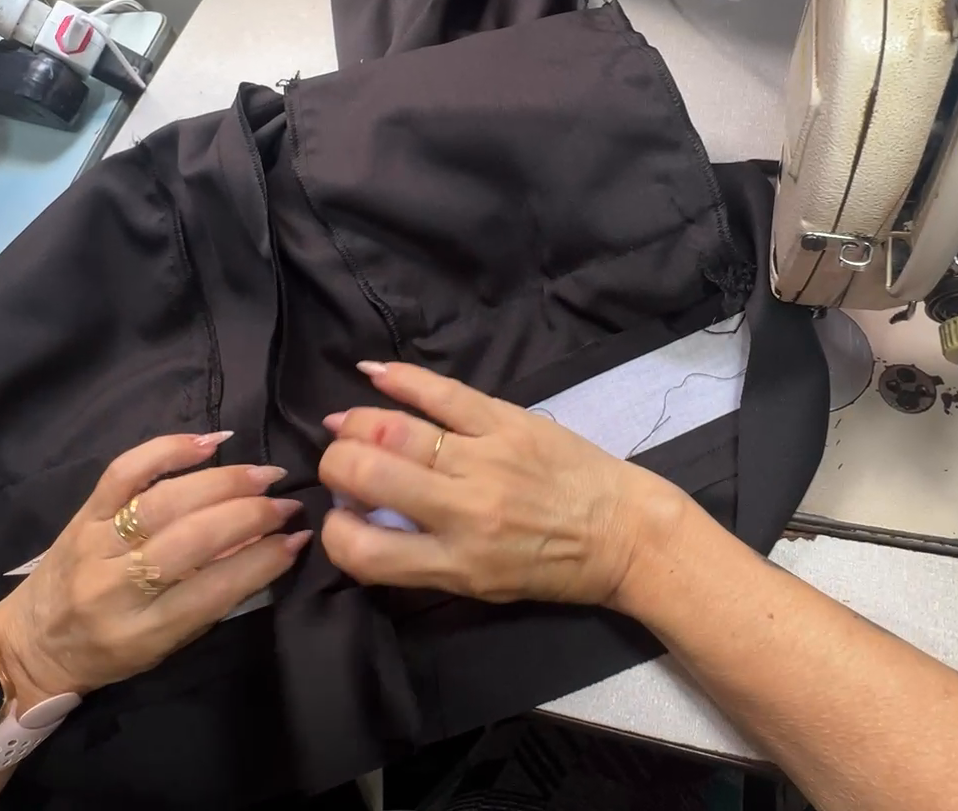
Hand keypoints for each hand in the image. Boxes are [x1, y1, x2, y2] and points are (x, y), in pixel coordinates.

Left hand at [0, 433, 308, 705]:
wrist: (31, 643)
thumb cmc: (111, 650)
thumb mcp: (167, 642)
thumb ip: (216, 595)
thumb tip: (272, 543)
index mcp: (143, 631)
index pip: (216, 590)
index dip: (265, 560)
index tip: (299, 537)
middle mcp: (116, 587)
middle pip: (193, 539)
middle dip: (251, 515)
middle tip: (287, 503)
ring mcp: (97, 544)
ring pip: (166, 502)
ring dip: (225, 482)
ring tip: (264, 474)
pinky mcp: (84, 513)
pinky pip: (126, 471)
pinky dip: (170, 449)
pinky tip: (211, 442)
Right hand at [318, 362, 690, 607]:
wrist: (621, 532)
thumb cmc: (551, 567)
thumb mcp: (481, 586)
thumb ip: (420, 559)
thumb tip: (363, 516)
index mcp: (455, 564)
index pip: (362, 550)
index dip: (336, 531)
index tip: (343, 516)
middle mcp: (463, 510)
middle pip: (369, 475)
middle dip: (336, 465)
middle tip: (339, 462)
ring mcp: (486, 458)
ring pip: (397, 430)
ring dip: (357, 424)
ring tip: (344, 423)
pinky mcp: (507, 421)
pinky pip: (443, 393)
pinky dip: (402, 378)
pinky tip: (371, 372)